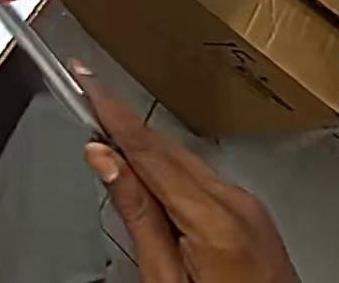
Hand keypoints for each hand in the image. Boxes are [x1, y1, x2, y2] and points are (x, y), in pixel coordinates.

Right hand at [76, 63, 299, 282]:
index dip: (109, 107)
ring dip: (144, 152)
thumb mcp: (165, 282)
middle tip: (83, 111)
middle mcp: (238, 204)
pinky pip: (199, 176)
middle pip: (163, 148)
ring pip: (180, 158)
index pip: (146, 147)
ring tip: (112, 157)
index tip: (84, 76)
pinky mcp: (254, 215)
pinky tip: (150, 181)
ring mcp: (251, 208)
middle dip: (122, 131)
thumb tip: (102, 156)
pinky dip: (169, 171)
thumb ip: (136, 214)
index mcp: (215, 222)